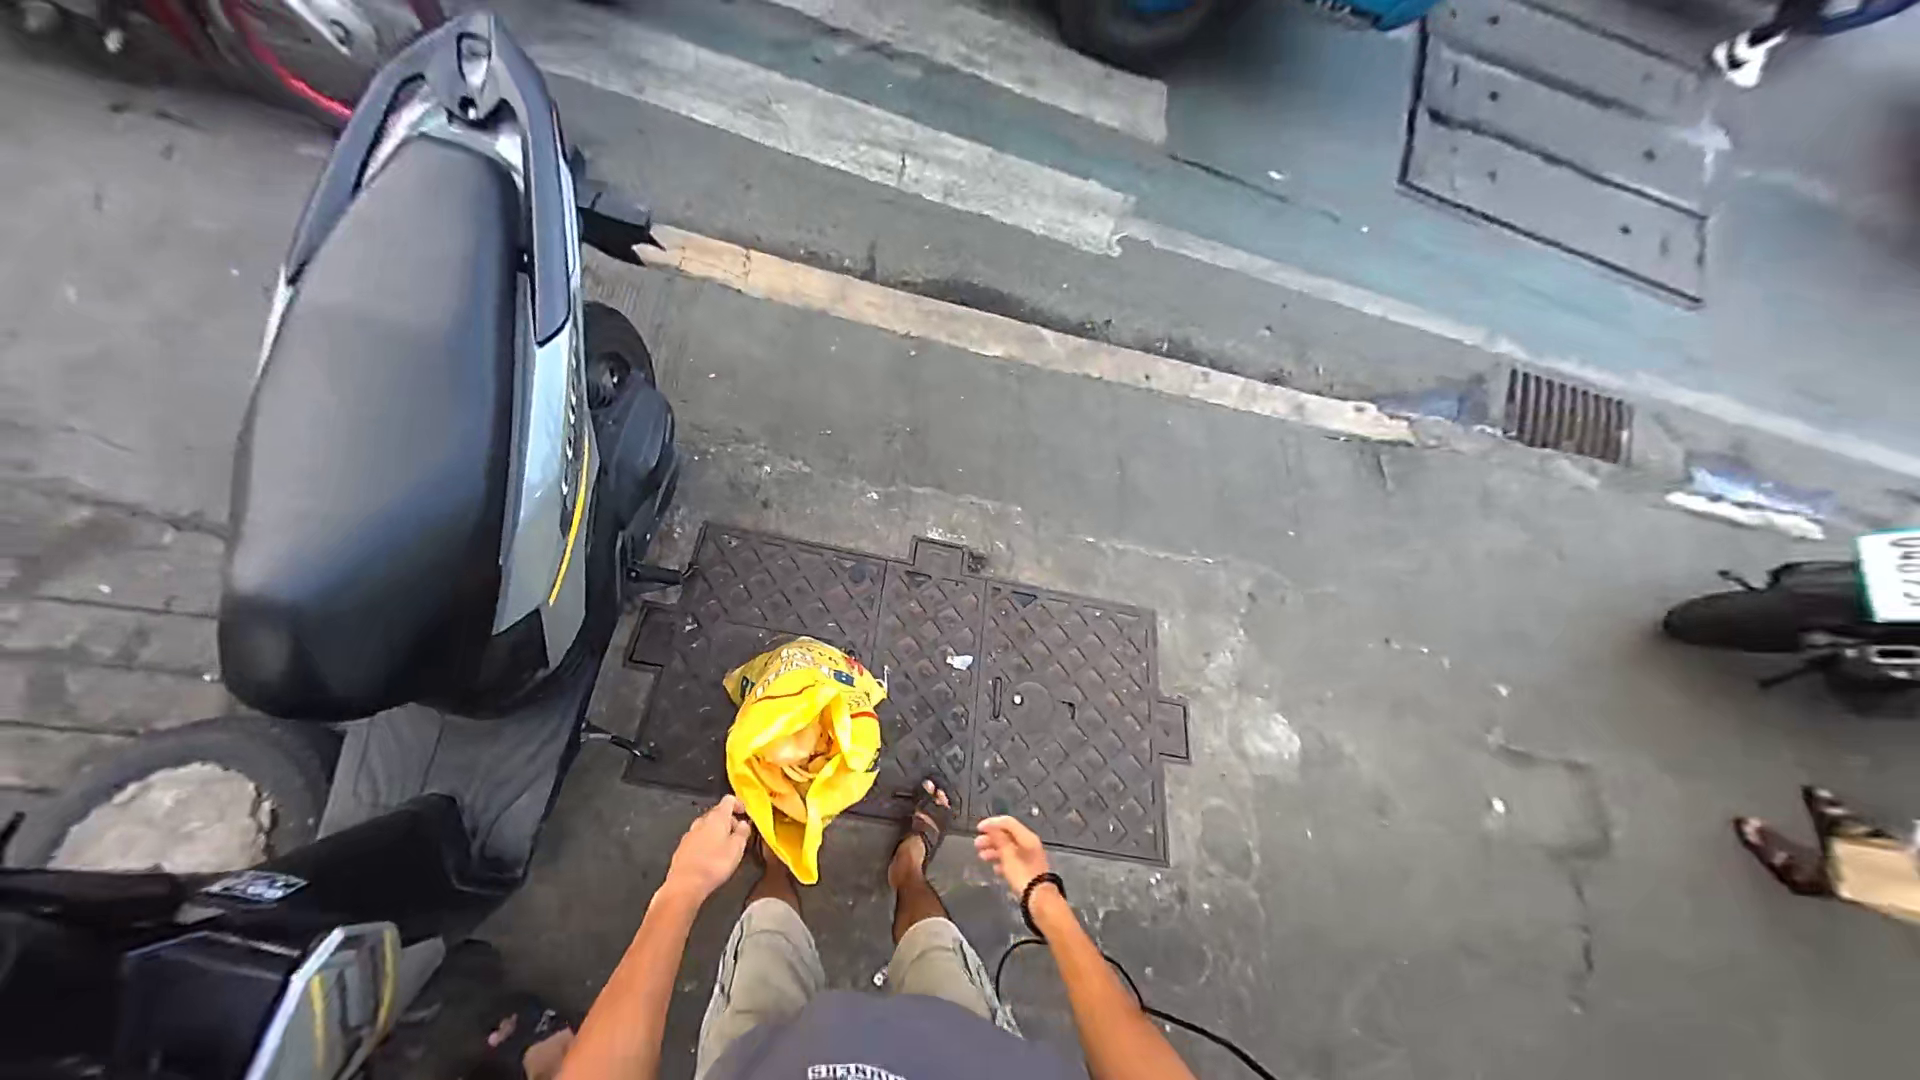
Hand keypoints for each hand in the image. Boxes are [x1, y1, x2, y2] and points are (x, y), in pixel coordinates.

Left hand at [661, 795, 751, 904]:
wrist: (684, 885)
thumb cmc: (714, 864)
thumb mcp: (737, 848)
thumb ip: (743, 832)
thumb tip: (744, 824)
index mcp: (717, 817)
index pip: (729, 800)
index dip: (739, 804)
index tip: (744, 813)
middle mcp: (701, 821)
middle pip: (717, 813)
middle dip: (729, 821)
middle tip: (737, 835)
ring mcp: (689, 834)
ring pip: (706, 826)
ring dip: (716, 832)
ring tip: (724, 848)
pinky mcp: (681, 848)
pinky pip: (697, 839)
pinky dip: (705, 843)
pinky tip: (709, 857)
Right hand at [974, 815, 1052, 899]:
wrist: (1039, 899)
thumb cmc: (1023, 874)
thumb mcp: (1008, 855)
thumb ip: (999, 840)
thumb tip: (992, 828)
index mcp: (1026, 837)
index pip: (1008, 822)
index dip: (992, 823)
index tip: (978, 829)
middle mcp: (1029, 843)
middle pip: (1008, 835)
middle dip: (991, 838)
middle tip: (977, 844)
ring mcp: (1029, 856)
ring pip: (1009, 848)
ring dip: (994, 850)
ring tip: (982, 856)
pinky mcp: (1028, 868)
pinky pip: (1013, 859)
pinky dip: (1002, 861)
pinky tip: (994, 867)